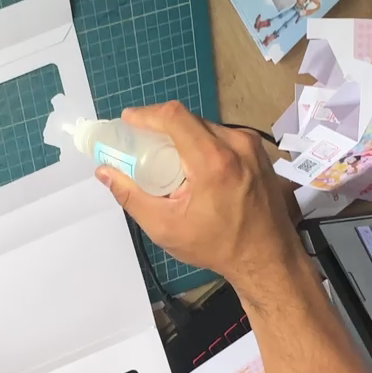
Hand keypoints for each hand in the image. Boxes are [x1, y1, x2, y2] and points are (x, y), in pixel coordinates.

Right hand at [95, 101, 305, 302]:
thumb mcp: (165, 227)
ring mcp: (251, 146)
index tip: (127, 121)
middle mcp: (236, 144)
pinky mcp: (258, 152)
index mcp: (213, 161)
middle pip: (189, 120)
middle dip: (161, 128)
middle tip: (141, 146)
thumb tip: (105, 172)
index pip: (175, 117)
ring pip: (206, 127)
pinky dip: (201, 145)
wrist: (266, 258)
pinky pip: (222, 137)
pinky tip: (192, 169)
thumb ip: (130, 196)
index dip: (146, 114)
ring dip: (182, 138)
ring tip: (167, 162)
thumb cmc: (216, 246)